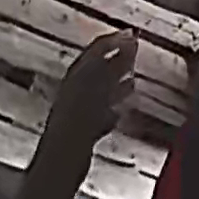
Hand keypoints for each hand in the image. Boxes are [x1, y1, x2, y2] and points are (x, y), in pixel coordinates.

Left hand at [43, 30, 137, 147]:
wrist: (62, 164)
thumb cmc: (78, 122)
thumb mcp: (100, 87)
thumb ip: (114, 65)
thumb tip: (128, 44)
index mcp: (76, 75)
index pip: (98, 48)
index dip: (116, 39)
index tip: (133, 34)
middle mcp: (74, 89)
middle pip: (99, 67)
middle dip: (118, 58)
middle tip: (136, 51)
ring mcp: (76, 110)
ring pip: (100, 89)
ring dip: (116, 82)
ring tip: (133, 78)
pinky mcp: (80, 131)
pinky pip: (100, 111)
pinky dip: (111, 107)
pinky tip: (120, 112)